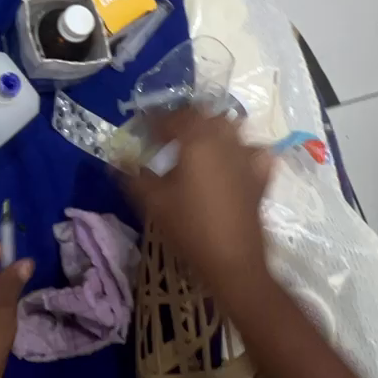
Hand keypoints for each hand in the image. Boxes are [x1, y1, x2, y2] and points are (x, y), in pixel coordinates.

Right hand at [119, 108, 274, 299]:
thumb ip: (133, 176)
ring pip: (231, 127)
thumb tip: (117, 159)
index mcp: (195, 140)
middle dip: (185, 119)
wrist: (233, 263)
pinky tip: (236, 159)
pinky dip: (245, 149)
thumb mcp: (153, 201)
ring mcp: (246, 157)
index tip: (145, 132)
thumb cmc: (190, 227)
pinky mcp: (260, 177)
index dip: (156, 122)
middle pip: (204, 114)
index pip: (172, 118)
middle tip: (169, 135)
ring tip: (200, 142)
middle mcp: (222, 140)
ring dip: (214, 128)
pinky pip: (256, 151)